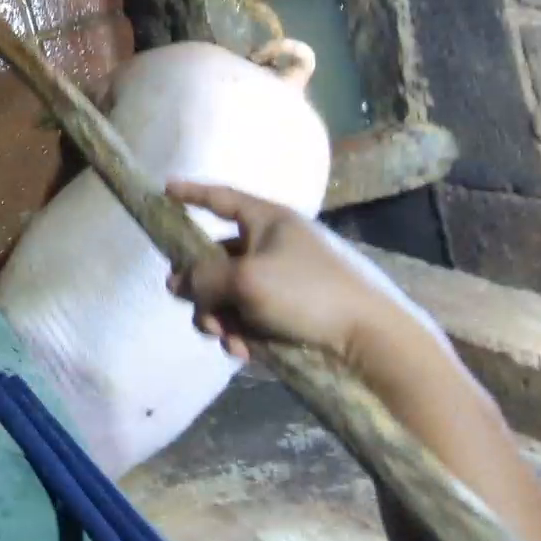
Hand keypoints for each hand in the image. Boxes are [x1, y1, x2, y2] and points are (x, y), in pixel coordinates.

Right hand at [164, 180, 437, 372]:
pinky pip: (250, 318)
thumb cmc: (309, 294)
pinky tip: (243, 351)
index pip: (222, 198)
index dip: (191, 193)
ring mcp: (286, 282)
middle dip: (198, 282)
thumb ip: (201, 277)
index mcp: (271, 223)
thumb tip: (179, 284)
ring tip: (223, 335)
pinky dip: (240, 333)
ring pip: (228, 293)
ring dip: (217, 315)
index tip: (164, 189)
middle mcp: (277, 247)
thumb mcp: (243, 279)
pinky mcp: (295, 316)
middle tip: (183, 297)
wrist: (376, 345)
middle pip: (216, 256)